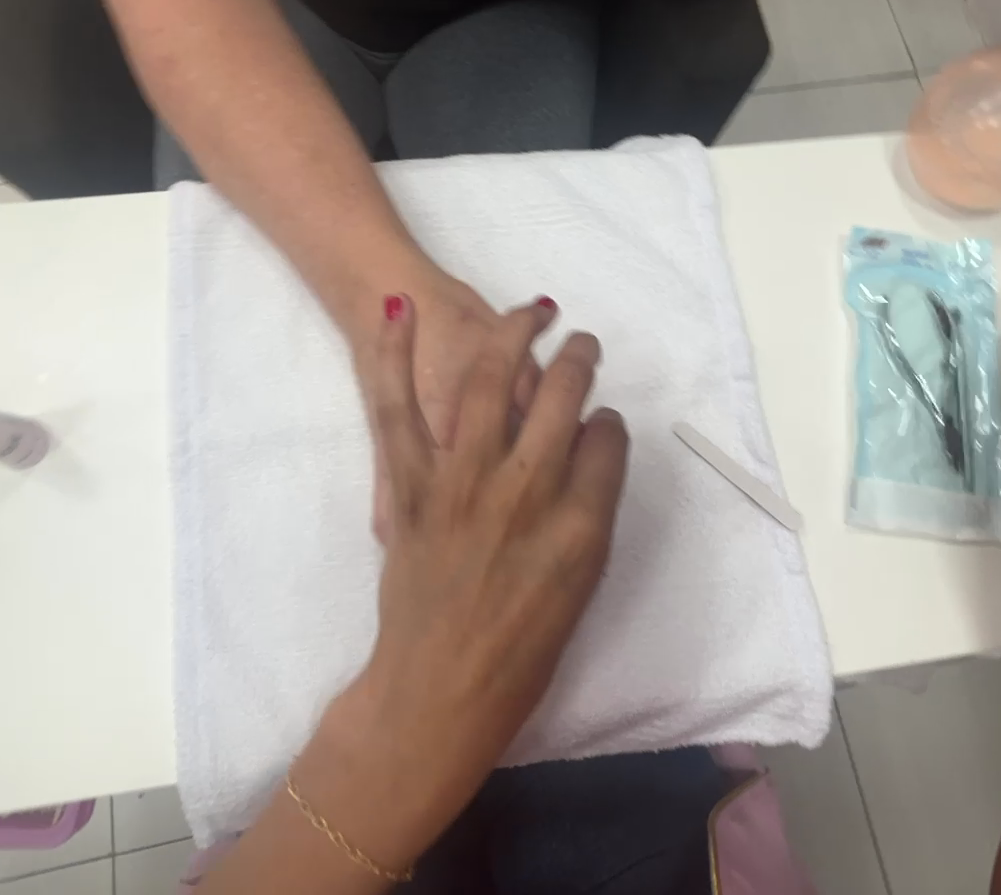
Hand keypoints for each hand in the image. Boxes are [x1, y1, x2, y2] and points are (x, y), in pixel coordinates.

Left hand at [304, 294, 628, 865]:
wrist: (437, 691)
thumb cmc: (522, 654)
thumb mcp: (583, 588)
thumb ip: (593, 511)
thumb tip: (589, 448)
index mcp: (582, 527)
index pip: (608, 438)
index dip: (608, 421)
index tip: (600, 419)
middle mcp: (527, 493)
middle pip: (563, 397)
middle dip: (580, 358)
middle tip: (581, 343)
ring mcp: (462, 485)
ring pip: (491, 383)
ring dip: (515, 333)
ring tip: (534, 311)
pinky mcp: (408, 488)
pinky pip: (396, 410)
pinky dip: (392, 354)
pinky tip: (399, 309)